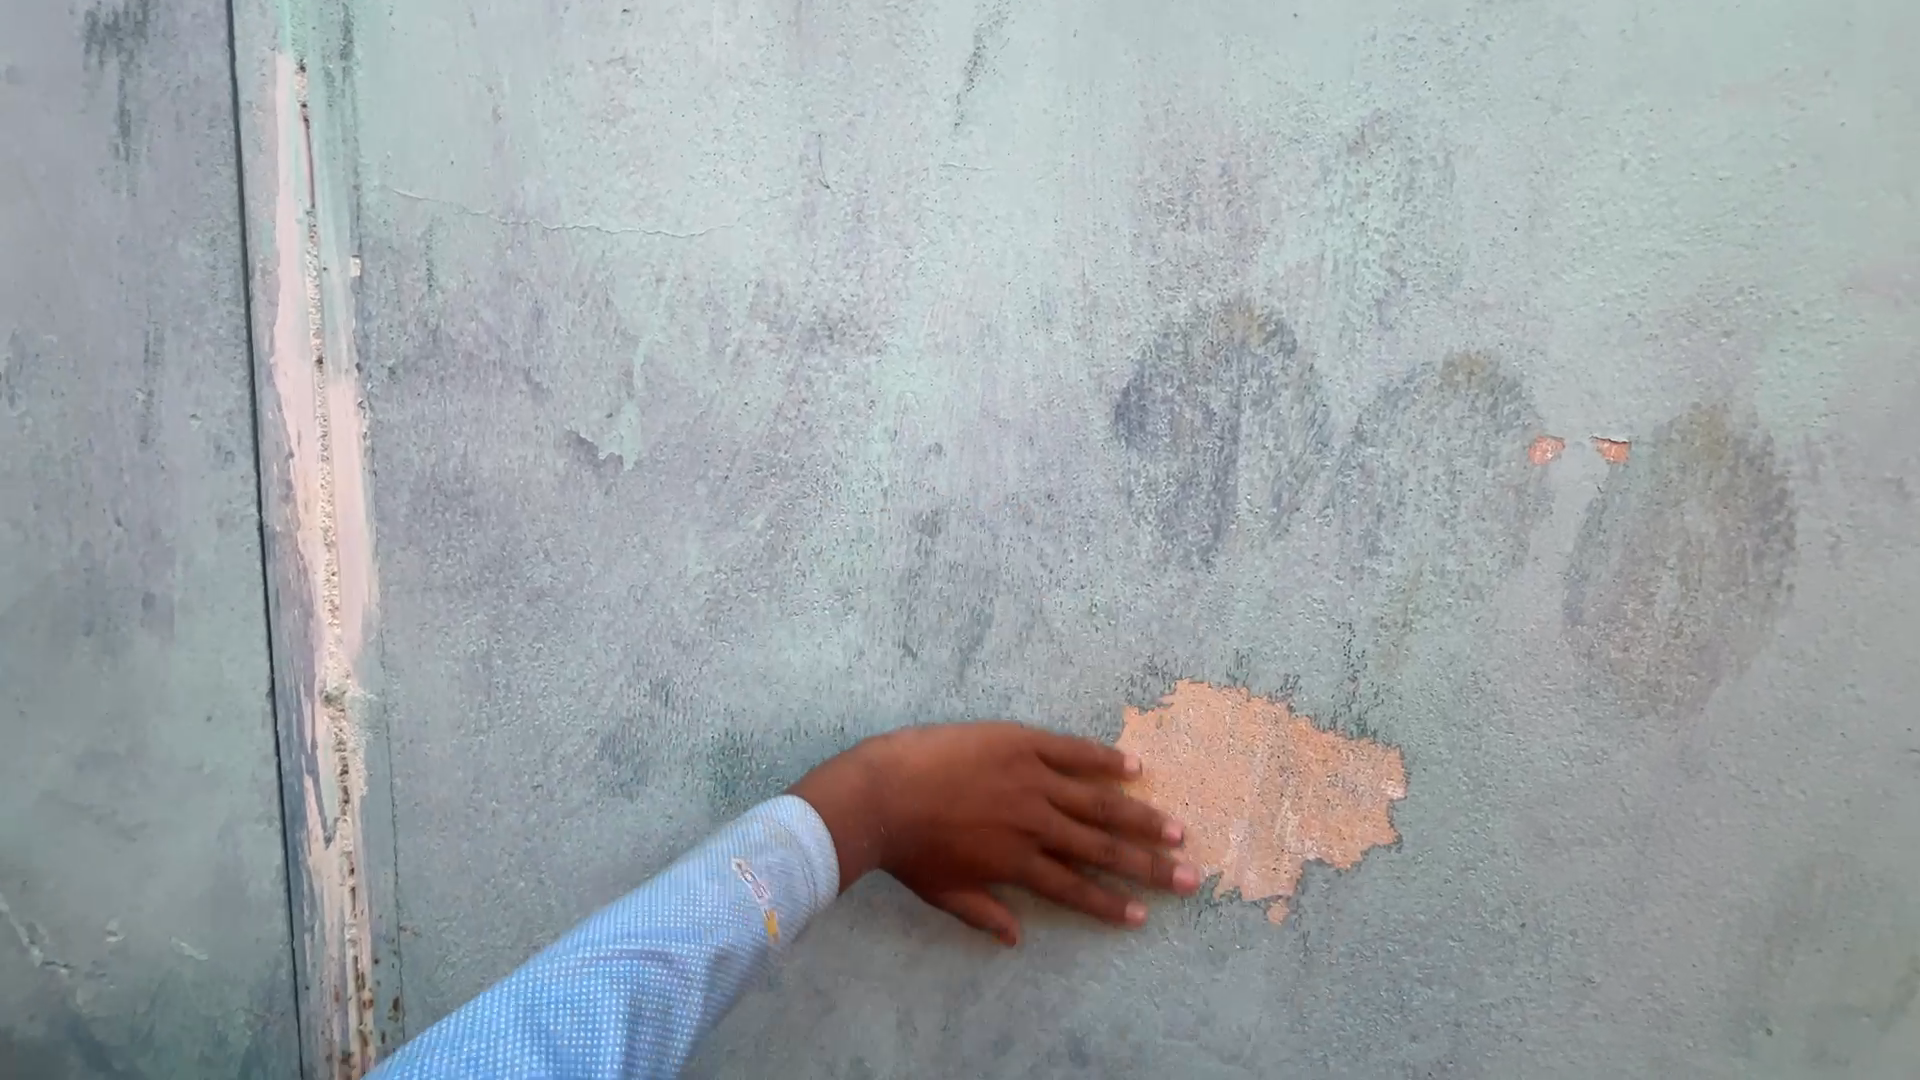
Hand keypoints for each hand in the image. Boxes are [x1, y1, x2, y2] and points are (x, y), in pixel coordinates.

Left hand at [788, 722, 1200, 945]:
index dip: (1111, 903)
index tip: (1143, 914)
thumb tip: (1017, 941)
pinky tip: (1133, 767)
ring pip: (1096, 801)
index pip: (1075, 887)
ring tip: (1175, 829)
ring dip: (1138, 817)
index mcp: (1017, 862)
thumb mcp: (943, 892)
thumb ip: (983, 914)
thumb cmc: (908, 846)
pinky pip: (1071, 752)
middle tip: (1189, 875)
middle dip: (1147, 865)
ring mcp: (1031, 780)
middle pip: (1100, 847)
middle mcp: (1035, 824)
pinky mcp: (1020, 744)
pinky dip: (1103, 759)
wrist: (882, 791)